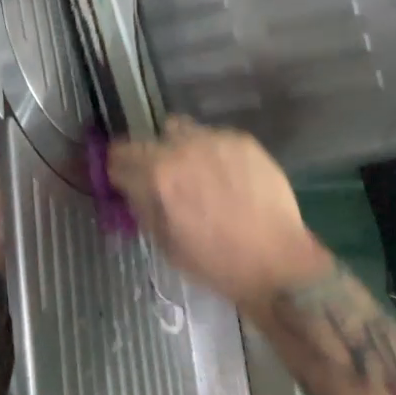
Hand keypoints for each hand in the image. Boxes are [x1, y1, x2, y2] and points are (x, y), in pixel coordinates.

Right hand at [108, 118, 336, 313]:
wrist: (277, 262)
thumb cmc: (215, 262)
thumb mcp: (165, 243)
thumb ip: (143, 206)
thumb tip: (133, 188)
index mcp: (158, 174)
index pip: (120, 153)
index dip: (119, 167)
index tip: (124, 177)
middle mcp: (183, 147)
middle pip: (152, 137)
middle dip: (153, 157)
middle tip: (167, 180)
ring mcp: (216, 140)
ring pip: (186, 132)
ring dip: (184, 149)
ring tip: (201, 176)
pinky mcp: (243, 140)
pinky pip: (217, 139)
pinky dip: (215, 154)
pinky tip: (231, 179)